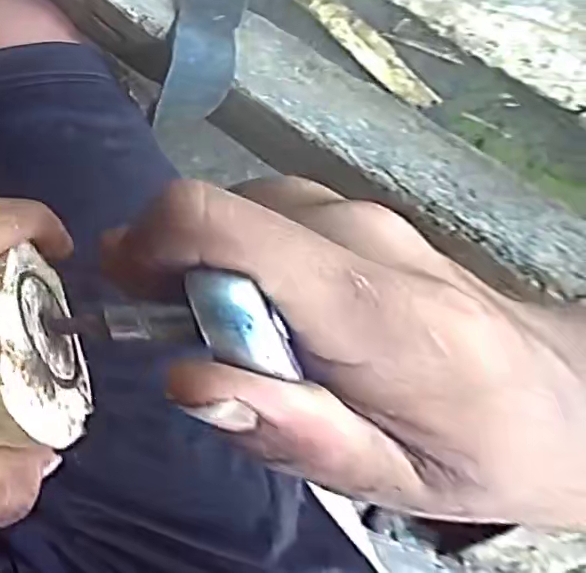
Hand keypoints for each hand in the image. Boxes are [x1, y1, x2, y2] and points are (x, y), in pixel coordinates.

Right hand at [104, 177, 585, 526]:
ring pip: (219, 213)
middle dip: (176, 270)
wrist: (574, 398)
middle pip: (206, 218)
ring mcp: (347, 208)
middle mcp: (358, 235)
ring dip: (203, 263)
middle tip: (198, 331)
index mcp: (375, 309)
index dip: (148, 243)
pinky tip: (266, 293)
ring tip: (243, 321)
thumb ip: (291, 433)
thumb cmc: (477, 447)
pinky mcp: (331, 200)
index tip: (136, 290)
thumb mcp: (395, 477)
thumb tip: (184, 380)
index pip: (215, 224)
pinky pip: (241, 210)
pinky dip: (229, 249)